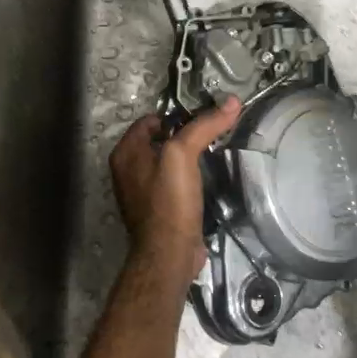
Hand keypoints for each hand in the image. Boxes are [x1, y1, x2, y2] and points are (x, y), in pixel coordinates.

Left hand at [110, 97, 241, 284]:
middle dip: (184, 136)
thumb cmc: (169, 201)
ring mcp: (141, 192)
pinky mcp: (157, 210)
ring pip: (167, 162)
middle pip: (160, 140)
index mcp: (125, 153)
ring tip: (211, 154)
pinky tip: (205, 180)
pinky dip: (187, 178)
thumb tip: (231, 101)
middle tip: (211, 134)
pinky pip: (172, 183)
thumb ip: (204, 126)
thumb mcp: (183, 155)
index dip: (177, 116)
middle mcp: (127, 170)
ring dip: (187, 158)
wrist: (169, 256)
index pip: (151, 119)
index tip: (204, 119)